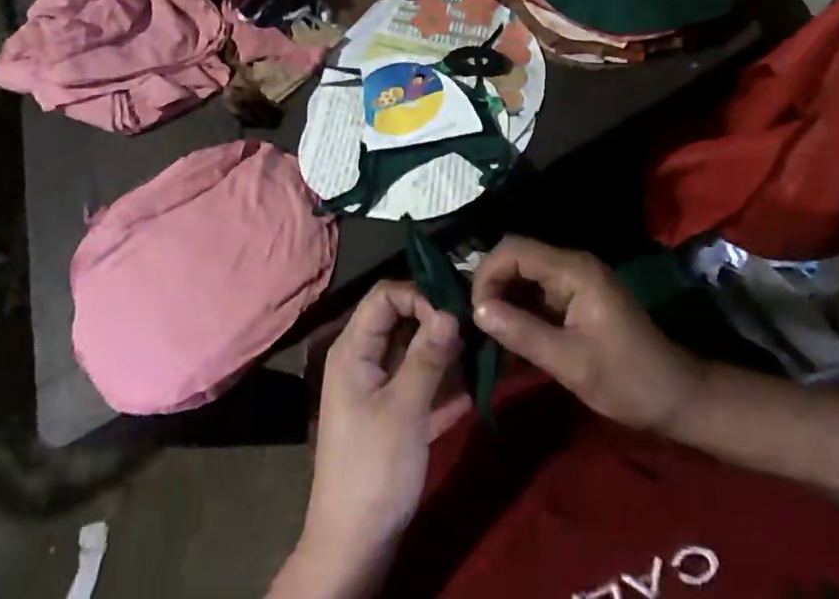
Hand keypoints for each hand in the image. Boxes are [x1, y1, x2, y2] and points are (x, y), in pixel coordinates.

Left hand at [293, 282, 461, 589]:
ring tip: (485, 356)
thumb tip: (451, 310)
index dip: (420, 296)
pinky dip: (446, 383)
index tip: (454, 315)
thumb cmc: (374, 469)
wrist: (356, 542)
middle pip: (404, 320)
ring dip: (449, 353)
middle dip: (440, 322)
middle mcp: (364, 360)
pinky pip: (424, 382)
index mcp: (354, 351)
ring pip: (418, 351)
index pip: (385, 296)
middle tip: (478, 330)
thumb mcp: (405, 409)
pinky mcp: (395, 412)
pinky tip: (474, 390)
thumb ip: (428, 356)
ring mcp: (380, 387)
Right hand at [473, 237, 706, 433]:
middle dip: (490, 288)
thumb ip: (522, 333)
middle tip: (476, 328)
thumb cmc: (626, 379)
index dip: (487, 275)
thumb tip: (477, 310)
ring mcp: (575, 283)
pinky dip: (518, 314)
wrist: (674, 396)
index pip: (514, 250)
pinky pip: (536, 296)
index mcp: (574, 271)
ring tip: (486, 337)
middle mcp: (573, 267)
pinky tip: (506, 343)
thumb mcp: (570, 362)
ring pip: (523, 278)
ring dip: (502, 302)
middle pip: (516, 259)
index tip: (475, 314)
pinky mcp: (576, 302)